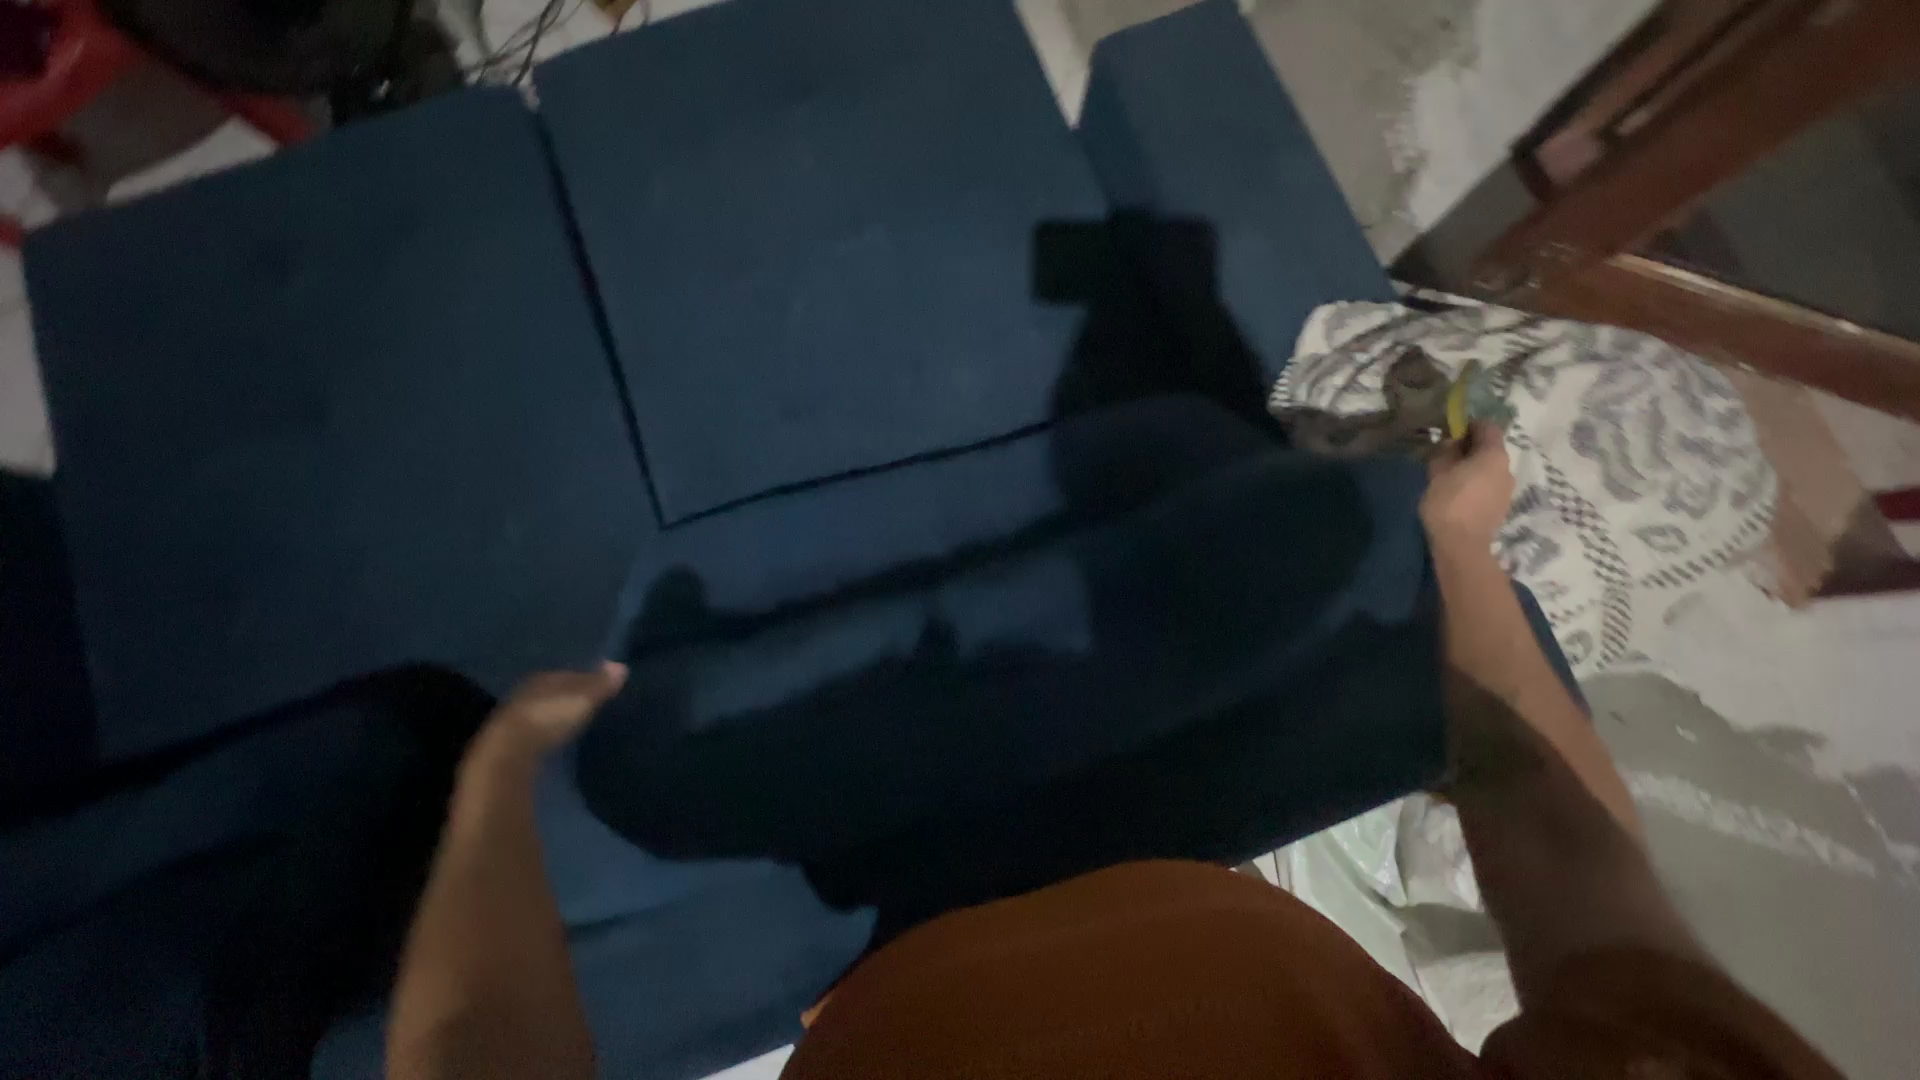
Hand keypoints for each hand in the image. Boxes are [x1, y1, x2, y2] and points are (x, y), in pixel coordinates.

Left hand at [482, 662, 628, 758]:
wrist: (507, 753)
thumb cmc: (550, 717)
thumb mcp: (584, 699)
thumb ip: (602, 684)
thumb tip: (621, 666)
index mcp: (545, 677)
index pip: (571, 674)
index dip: (588, 680)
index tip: (604, 688)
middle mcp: (528, 691)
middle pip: (555, 691)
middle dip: (572, 696)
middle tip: (592, 705)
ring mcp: (516, 716)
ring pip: (544, 709)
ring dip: (558, 714)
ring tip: (577, 722)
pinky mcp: (509, 741)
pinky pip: (535, 729)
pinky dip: (547, 730)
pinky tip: (556, 738)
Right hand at [1422, 422, 1513, 554]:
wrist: (1462, 544)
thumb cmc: (1447, 503)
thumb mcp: (1437, 472)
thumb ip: (1445, 452)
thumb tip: (1451, 441)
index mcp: (1493, 455)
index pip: (1488, 427)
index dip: (1470, 425)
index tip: (1451, 431)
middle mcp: (1506, 468)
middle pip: (1490, 449)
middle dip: (1470, 448)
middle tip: (1446, 456)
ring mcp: (1507, 489)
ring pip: (1490, 468)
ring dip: (1473, 467)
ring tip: (1450, 478)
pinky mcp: (1501, 506)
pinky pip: (1489, 485)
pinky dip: (1476, 483)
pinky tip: (1459, 495)